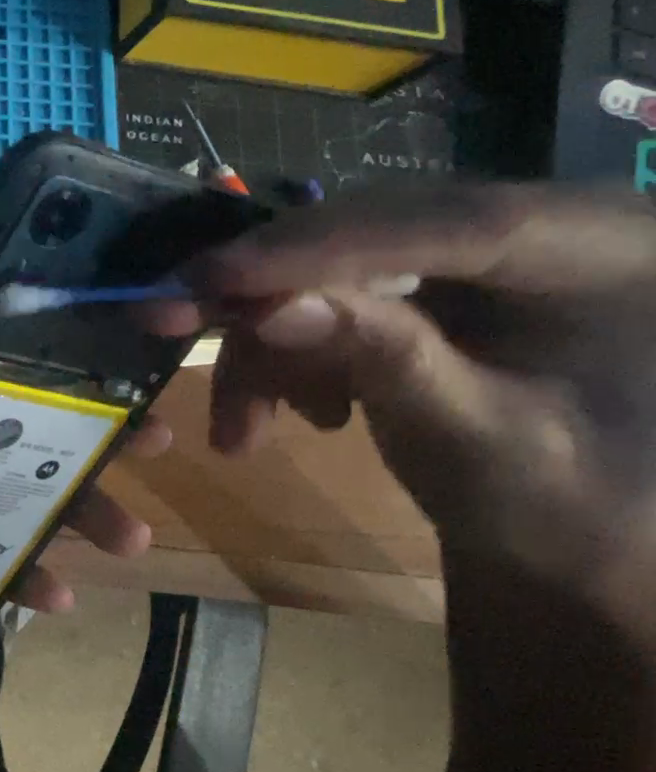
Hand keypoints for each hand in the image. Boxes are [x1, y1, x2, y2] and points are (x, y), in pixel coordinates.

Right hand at [144, 185, 655, 610]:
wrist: (586, 546)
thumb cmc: (572, 513)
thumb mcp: (484, 445)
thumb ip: (387, 363)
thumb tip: (267, 307)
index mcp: (616, 250)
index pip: (458, 226)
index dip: (323, 247)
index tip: (212, 275)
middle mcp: (546, 228)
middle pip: (371, 237)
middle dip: (264, 295)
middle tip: (162, 319)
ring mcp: (481, 255)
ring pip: (330, 270)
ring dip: (268, 348)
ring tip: (241, 430)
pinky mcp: (432, 282)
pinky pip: (328, 298)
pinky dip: (288, 357)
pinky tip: (296, 415)